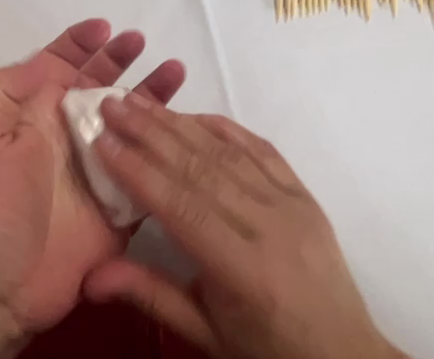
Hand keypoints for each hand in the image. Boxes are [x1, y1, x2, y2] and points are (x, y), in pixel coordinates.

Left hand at [0, 19, 185, 340]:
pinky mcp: (122, 206)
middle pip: (99, 85)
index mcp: (34, 115)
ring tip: (175, 70)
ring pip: (129, 121)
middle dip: (119, 59)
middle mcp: (67, 134)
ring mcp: (97, 168)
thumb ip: (7, 91)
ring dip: (150, 94)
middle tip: (142, 41)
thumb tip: (48, 57)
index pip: (59, 65)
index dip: (79, 43)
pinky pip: (149, 168)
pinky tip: (185, 128)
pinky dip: (167, 146)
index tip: (104, 26)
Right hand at [84, 95, 403, 358]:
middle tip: (109, 104)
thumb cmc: (266, 350)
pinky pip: (259, 148)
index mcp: (245, 272)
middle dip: (148, 132)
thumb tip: (89, 277)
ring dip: (176, 122)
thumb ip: (150, 294)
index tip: (101, 140)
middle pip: (200, 168)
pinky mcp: (304, 194)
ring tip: (138, 101)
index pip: (182, 207)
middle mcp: (271, 229)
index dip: (138, 171)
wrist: (344, 357)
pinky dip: (221, 126)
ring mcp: (292, 206)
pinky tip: (190, 113)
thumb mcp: (206, 334)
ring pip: (225, 152)